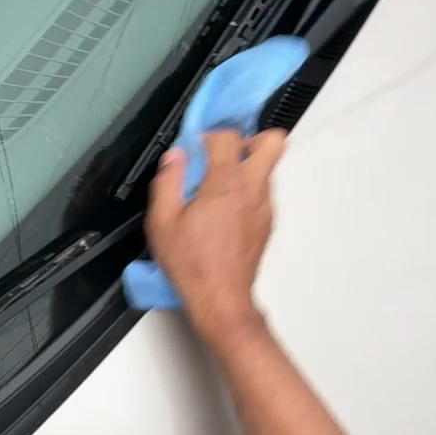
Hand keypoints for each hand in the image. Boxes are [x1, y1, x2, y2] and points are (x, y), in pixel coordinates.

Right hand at [145, 128, 287, 343]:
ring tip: (215, 192)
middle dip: (248, 140)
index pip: (227, 137)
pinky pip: (262, 193)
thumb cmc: (190, 263)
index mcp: (226, 183)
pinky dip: (246, 192)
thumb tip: (175, 156)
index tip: (193, 150)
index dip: (208, 136)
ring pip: (267, 169)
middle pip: (273, 142)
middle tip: (222, 158)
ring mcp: (265, 207)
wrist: (220, 298)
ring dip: (245, 168)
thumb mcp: (163, 221)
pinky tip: (221, 215)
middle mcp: (253, 189)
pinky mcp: (267, 223)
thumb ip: (167, 181)